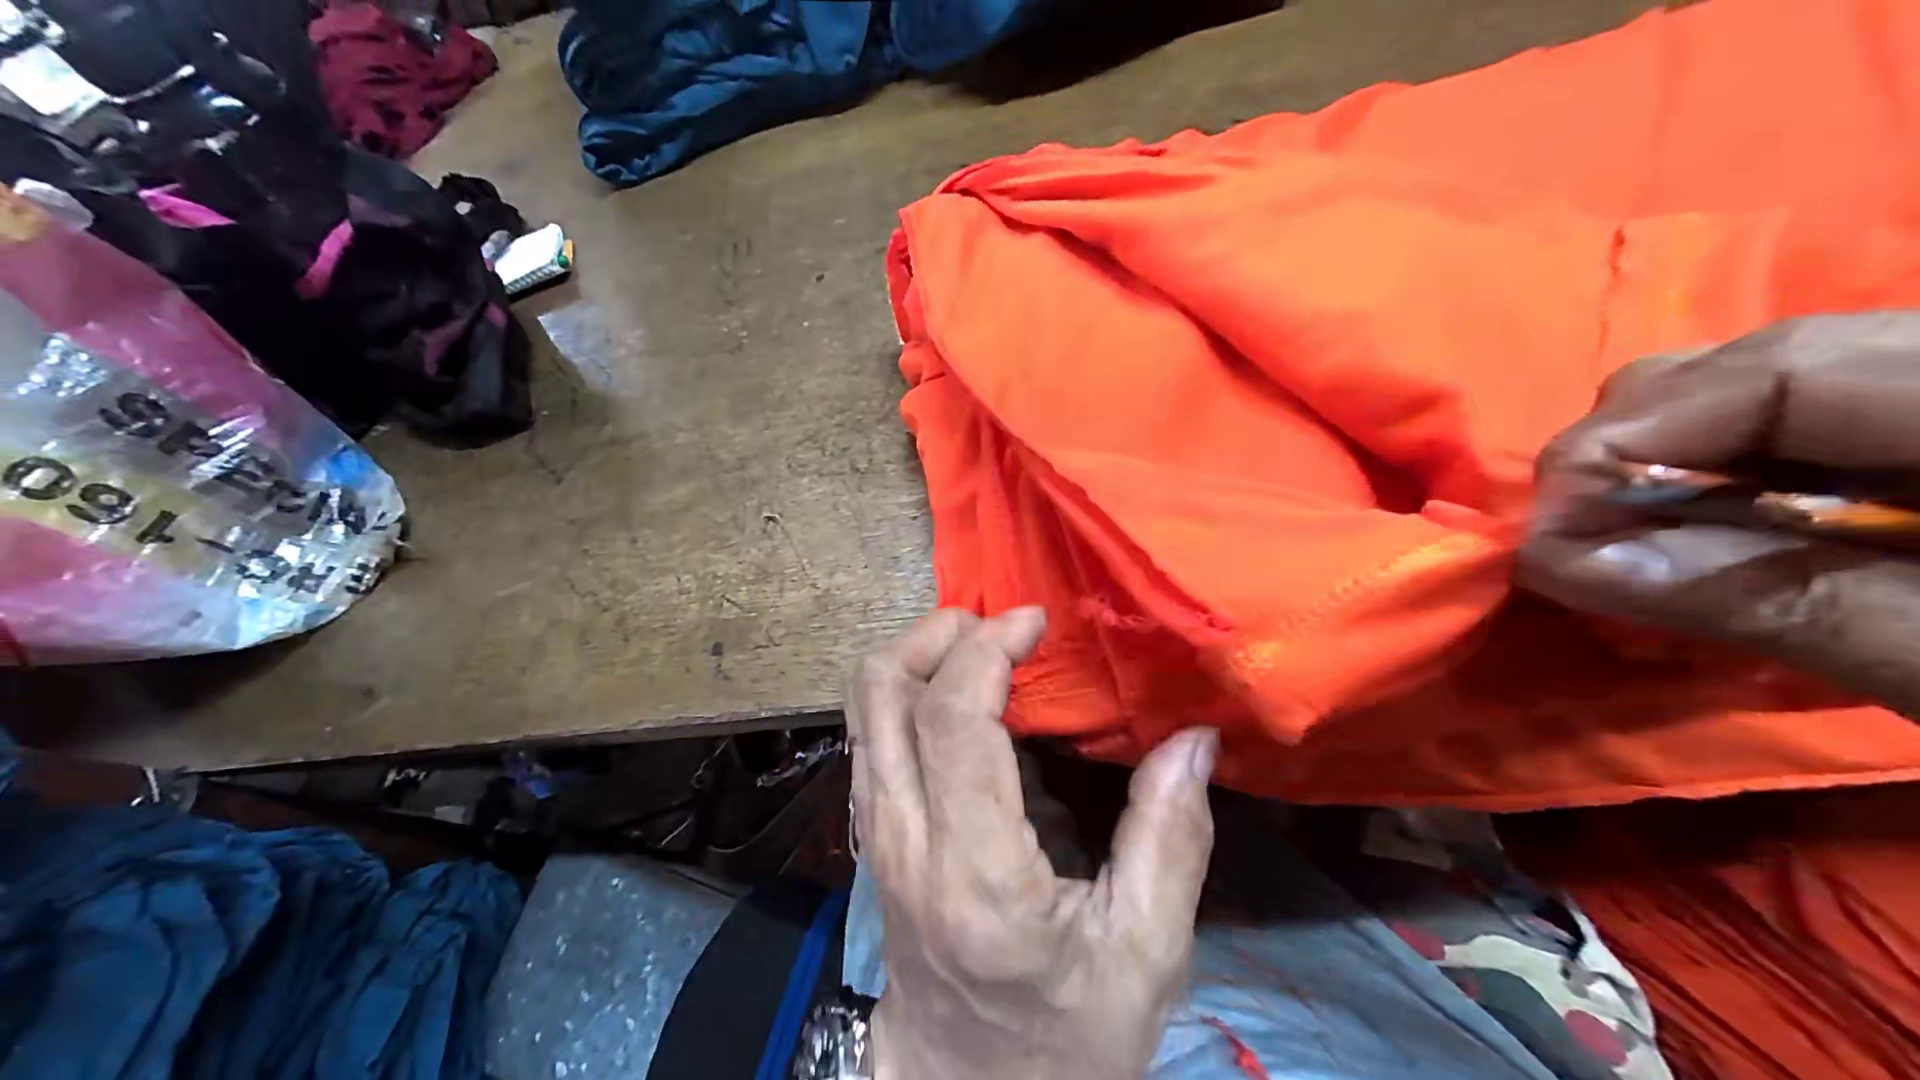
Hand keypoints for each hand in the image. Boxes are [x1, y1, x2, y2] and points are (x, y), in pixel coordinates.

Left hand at [846, 608, 1216, 1079]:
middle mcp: (903, 839)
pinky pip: (871, 733)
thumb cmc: (1063, 1038)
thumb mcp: (1144, 955)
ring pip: (864, 706)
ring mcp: (874, 834)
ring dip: (916, 654)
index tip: (1033, 621)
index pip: (953, 721)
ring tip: (979, 647)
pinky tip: (957, 694)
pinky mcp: (870, 833)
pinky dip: (906, 689)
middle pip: (881, 691)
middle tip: (999, 626)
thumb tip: (1193, 739)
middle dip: (937, 633)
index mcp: (976, 871)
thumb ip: (1170, 839)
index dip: (987, 649)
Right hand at [1518, 313, 1919, 716]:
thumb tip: (1556, 558)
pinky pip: (1811, 446)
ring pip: (1772, 407)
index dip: (1632, 443)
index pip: (1785, 366)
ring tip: (1635, 563)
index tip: (1544, 537)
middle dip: (1640, 460)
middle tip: (1582, 554)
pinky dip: (1733, 503)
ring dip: (1675, 487)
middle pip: (1764, 366)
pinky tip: (1714, 557)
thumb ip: (1776, 600)